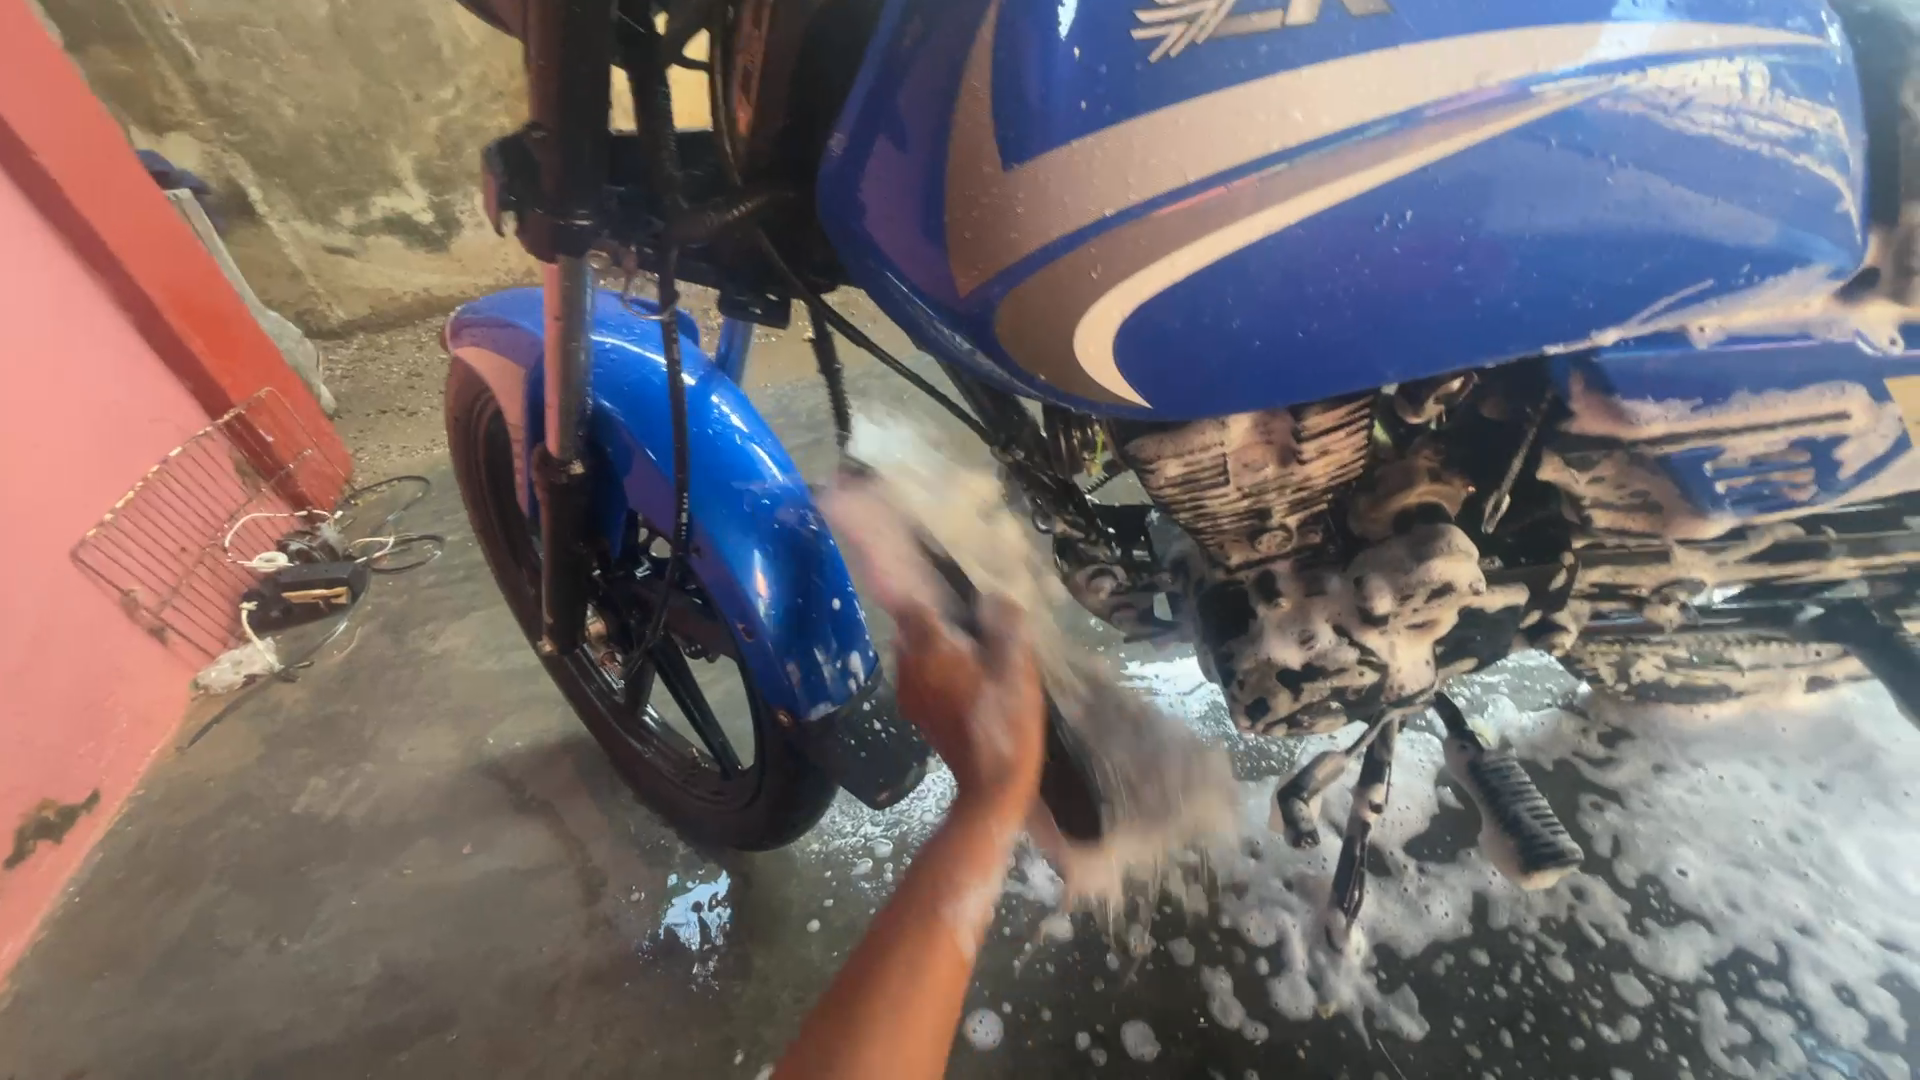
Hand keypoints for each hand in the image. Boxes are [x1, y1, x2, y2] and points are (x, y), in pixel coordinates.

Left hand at [892, 596, 1045, 821]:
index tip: (948, 589)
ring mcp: (908, 691)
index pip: (914, 605)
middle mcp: (910, 665)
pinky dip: (931, 668)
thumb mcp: (1017, 667)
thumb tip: (993, 598)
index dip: (928, 593)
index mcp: (932, 648)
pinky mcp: (914, 711)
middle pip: (910, 628)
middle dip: (930, 619)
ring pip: (911, 652)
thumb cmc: (1007, 719)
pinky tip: (959, 676)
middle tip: (963, 619)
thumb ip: (1004, 626)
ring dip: (930, 645)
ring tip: (964, 647)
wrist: (992, 783)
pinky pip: (916, 675)